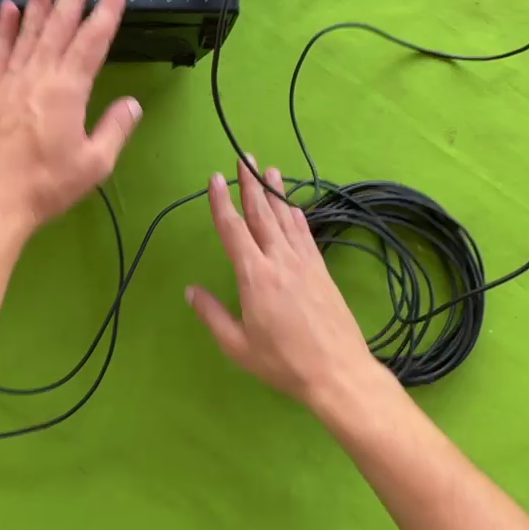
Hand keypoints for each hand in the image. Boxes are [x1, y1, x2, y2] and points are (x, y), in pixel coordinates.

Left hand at [0, 0, 141, 237]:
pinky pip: (1, 53)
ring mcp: (12, 81)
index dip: (107, 8)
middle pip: (60, 24)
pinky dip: (5, 29)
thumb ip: (115, 129)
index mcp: (69, 90)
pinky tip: (8, 8)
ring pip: (29, 30)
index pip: (94, 40)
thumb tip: (132, 103)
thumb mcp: (95, 164)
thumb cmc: (46, 186)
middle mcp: (40, 76)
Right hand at [187, 159, 391, 412]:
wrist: (338, 373)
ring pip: (285, 218)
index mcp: (255, 276)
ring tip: (267, 168)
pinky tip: (292, 205)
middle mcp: (280, 260)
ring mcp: (304, 263)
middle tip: (243, 156)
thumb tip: (190, 290)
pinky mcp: (321, 270)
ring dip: (274, 192)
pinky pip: (305, 234)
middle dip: (250, 183)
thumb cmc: (283, 362)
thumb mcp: (238, 345)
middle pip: (261, 213)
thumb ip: (212, 314)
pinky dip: (296, 215)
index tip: (215, 178)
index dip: (222, 202)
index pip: (233, 229)